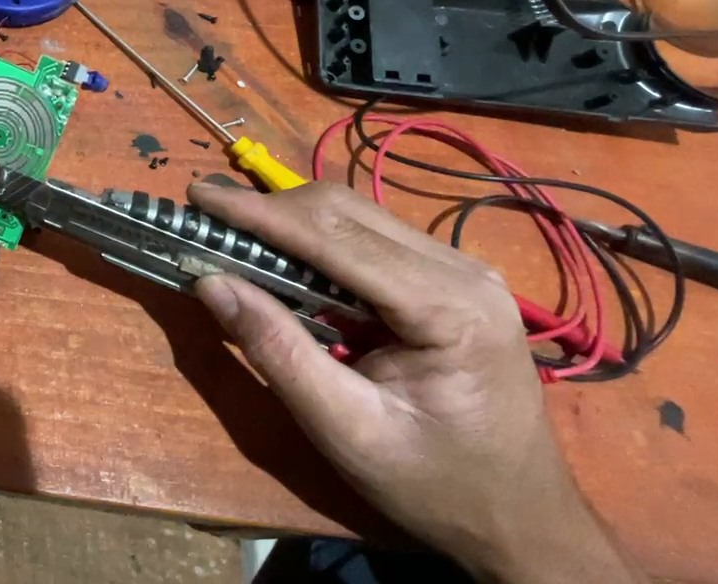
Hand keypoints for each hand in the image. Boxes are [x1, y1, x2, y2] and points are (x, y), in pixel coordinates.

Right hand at [186, 181, 644, 583]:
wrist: (521, 522)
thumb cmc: (435, 485)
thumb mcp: (345, 430)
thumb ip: (277, 351)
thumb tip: (209, 280)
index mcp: (449, 309)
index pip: (335, 237)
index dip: (259, 211)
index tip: (196, 195)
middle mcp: (462, 271)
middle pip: (345, 211)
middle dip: (267, 209)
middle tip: (204, 217)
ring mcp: (461, 270)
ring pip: (355, 213)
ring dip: (287, 218)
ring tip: (231, 232)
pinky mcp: (448, 277)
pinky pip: (367, 234)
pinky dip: (313, 235)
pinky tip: (281, 254)